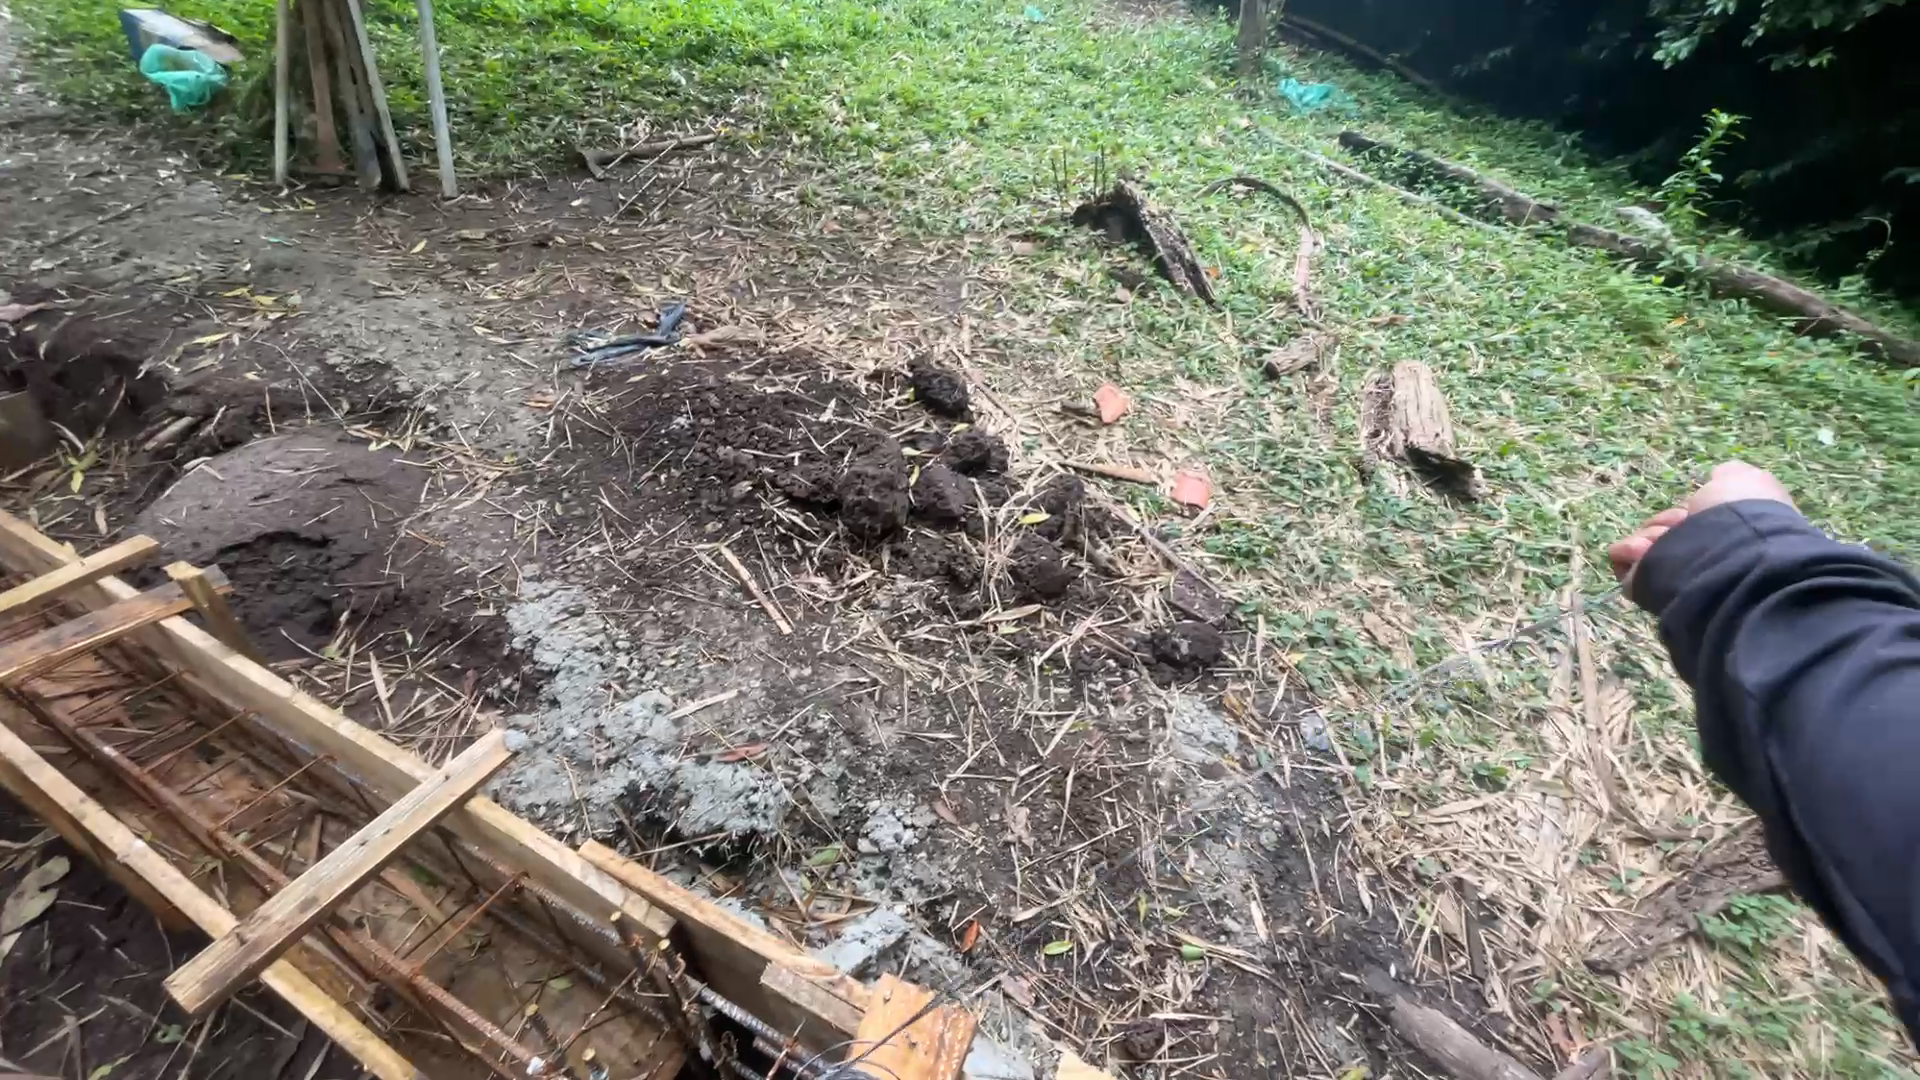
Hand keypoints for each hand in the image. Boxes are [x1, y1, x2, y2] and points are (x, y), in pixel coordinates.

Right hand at [1608, 462, 1794, 587]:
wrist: (1728, 554)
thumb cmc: (1740, 518)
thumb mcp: (1744, 482)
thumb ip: (1732, 476)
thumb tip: (1718, 475)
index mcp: (1721, 535)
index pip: (1685, 515)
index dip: (1688, 507)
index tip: (1697, 506)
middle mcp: (1696, 555)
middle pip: (1658, 526)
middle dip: (1665, 520)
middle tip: (1681, 524)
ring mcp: (1669, 571)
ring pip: (1638, 540)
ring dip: (1649, 534)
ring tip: (1665, 540)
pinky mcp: (1642, 585)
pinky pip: (1621, 556)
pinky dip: (1631, 549)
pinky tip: (1648, 550)